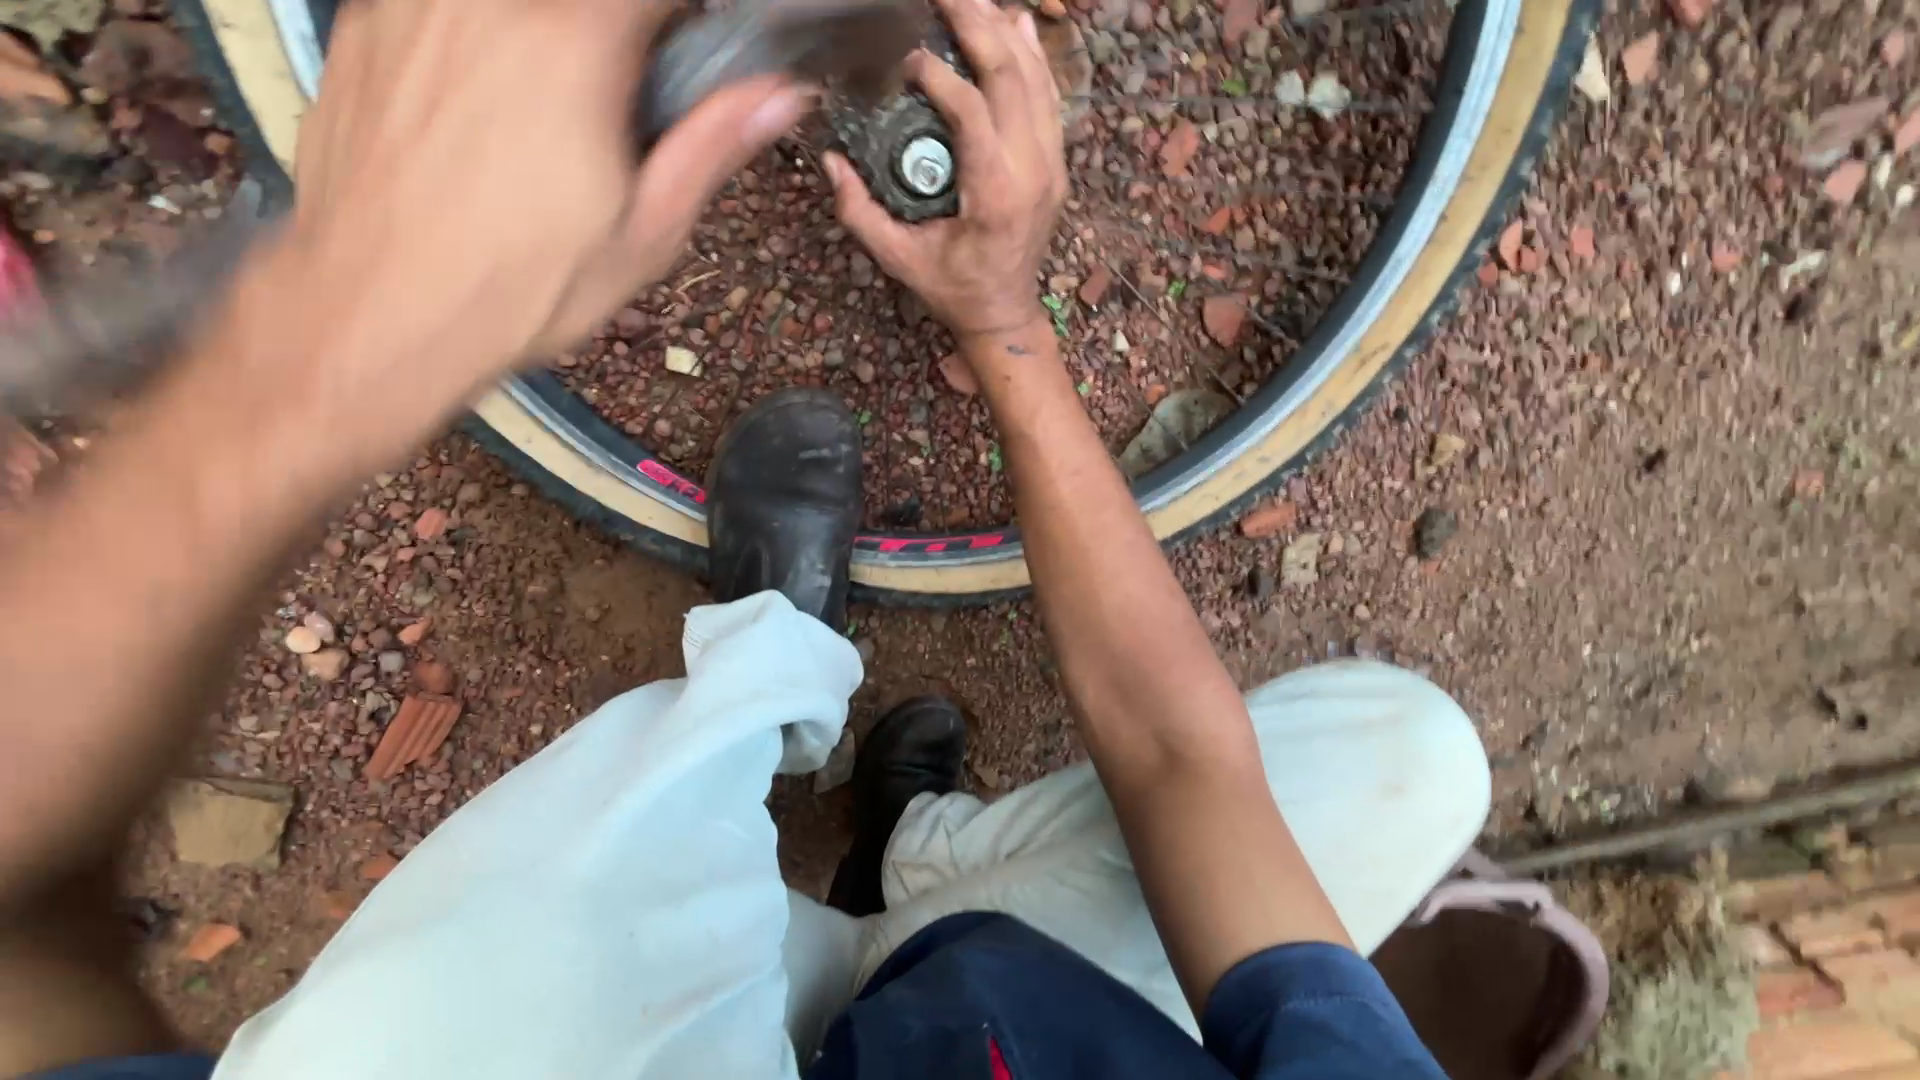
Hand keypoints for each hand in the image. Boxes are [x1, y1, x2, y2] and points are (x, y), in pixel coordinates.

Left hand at [264, 0, 808, 412]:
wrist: (376, 313)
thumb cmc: (521, 289)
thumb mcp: (645, 235)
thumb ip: (713, 145)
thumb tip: (782, 94)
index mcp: (573, 46)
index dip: (681, 20)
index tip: (685, 57)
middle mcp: (489, 3)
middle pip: (585, 1)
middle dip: (613, 41)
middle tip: (613, 112)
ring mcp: (416, 3)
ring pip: (518, 9)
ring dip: (548, 43)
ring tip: (541, 125)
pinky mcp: (365, 24)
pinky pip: (450, 7)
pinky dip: (483, 41)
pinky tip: (480, 120)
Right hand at [825, 0, 1066, 344]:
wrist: (1005, 315)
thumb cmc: (952, 291)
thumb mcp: (899, 260)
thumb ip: (861, 213)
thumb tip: (830, 161)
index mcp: (996, 195)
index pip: (973, 110)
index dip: (940, 74)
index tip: (908, 61)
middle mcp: (1034, 173)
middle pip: (1011, 77)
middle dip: (977, 25)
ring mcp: (1053, 168)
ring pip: (1036, 81)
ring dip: (1004, 33)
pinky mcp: (1057, 167)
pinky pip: (1049, 100)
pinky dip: (1033, 59)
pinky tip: (1016, 25)